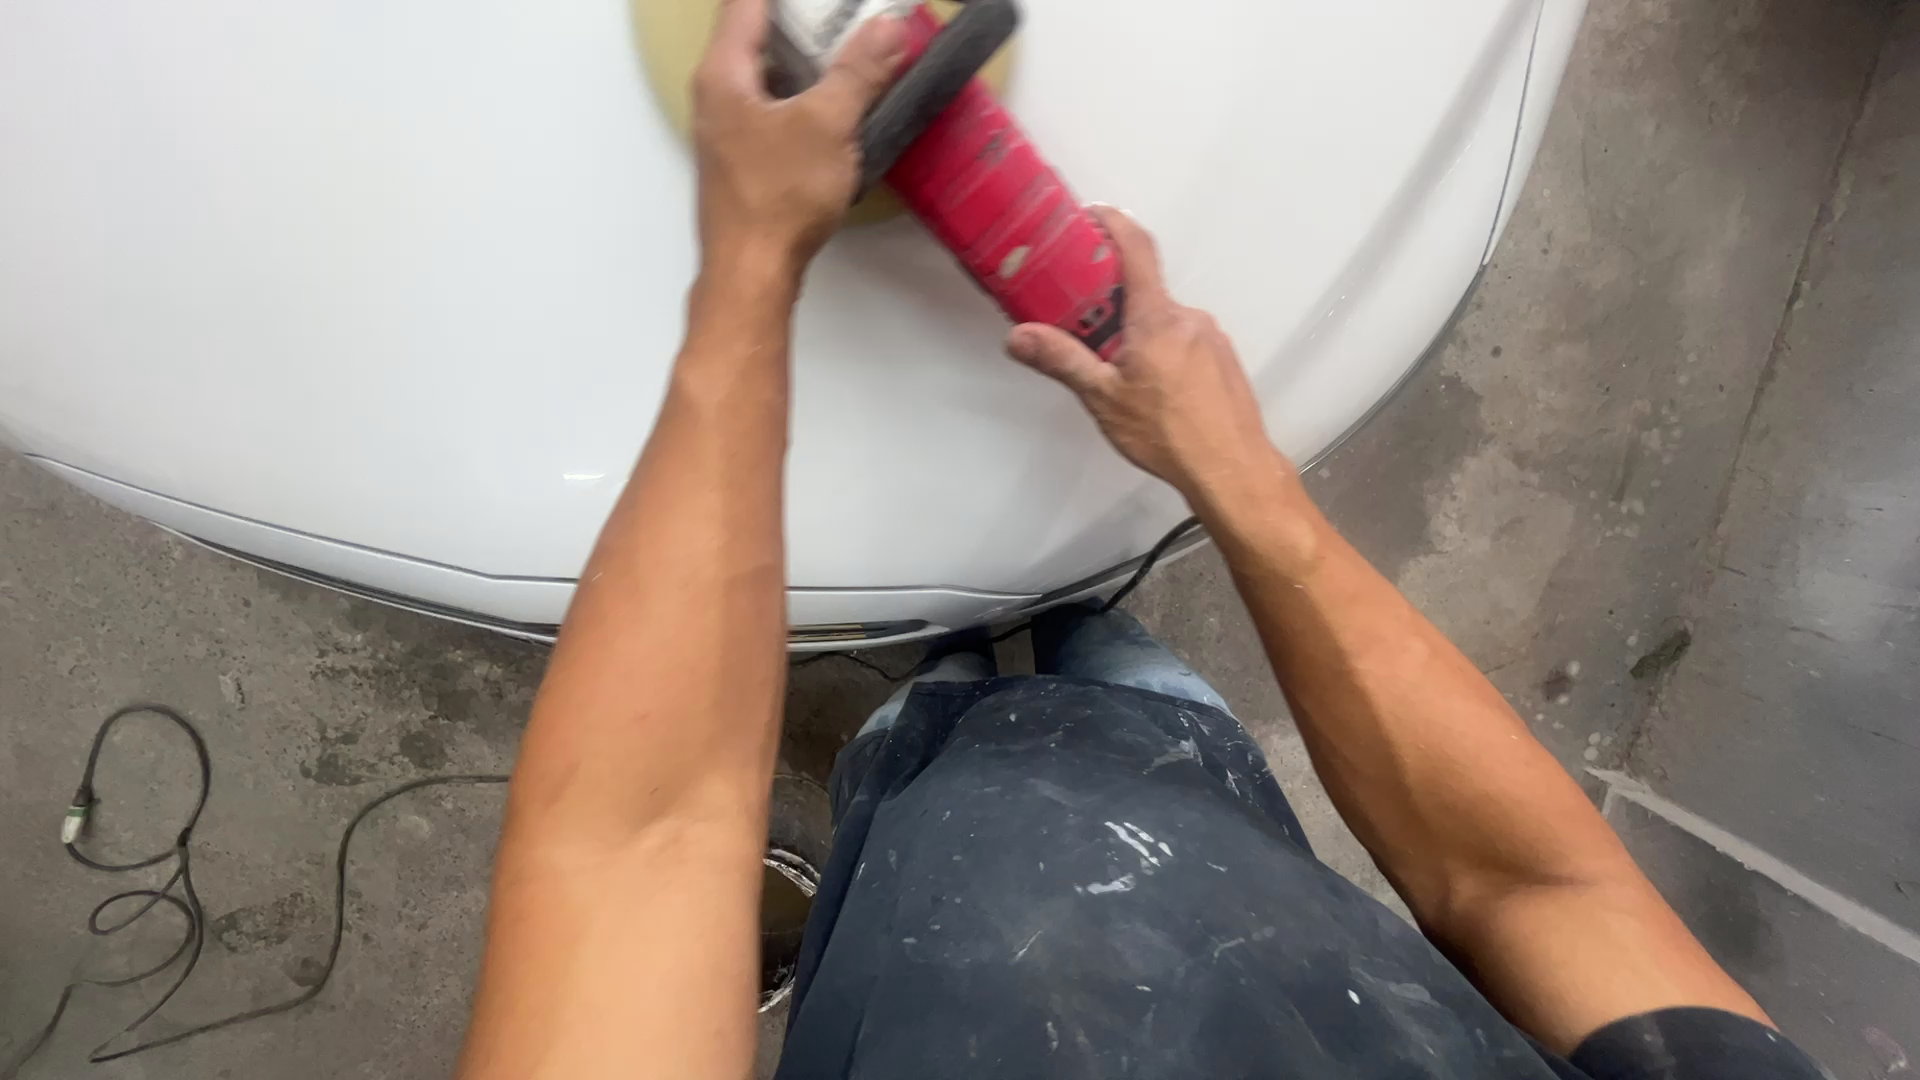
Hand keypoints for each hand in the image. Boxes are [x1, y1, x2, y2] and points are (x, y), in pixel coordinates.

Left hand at [691, 0, 905, 278]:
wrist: (753, 272)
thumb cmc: (778, 200)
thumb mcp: (828, 127)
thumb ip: (858, 74)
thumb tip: (889, 28)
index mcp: (724, 72)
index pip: (747, 1)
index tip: (825, 1)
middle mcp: (716, 98)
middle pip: (756, 38)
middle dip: (802, 26)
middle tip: (844, 25)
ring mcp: (727, 137)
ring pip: (766, 84)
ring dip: (804, 72)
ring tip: (848, 68)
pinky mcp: (744, 170)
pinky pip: (772, 121)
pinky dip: (801, 111)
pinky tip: (832, 125)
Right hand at [1005, 206, 1287, 500]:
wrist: (1230, 468)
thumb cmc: (1168, 433)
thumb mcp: (1103, 397)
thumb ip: (1062, 360)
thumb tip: (1019, 337)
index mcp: (1157, 317)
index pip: (1136, 248)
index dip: (1113, 224)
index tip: (1092, 217)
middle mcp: (1189, 318)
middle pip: (1145, 292)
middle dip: (1113, 304)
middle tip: (1086, 330)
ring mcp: (1211, 338)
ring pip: (1165, 322)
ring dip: (1139, 336)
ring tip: (1120, 376)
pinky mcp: (1223, 361)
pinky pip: (1185, 343)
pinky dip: (1163, 353)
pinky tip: (1154, 392)